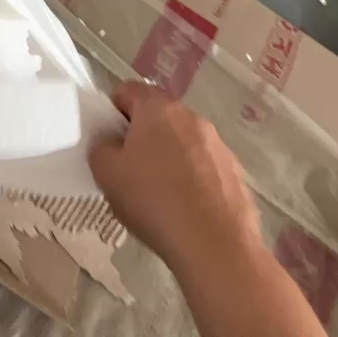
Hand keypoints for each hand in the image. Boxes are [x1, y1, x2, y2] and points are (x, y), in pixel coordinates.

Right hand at [89, 81, 261, 271]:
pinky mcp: (236, 173)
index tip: (110, 141)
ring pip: (183, 141)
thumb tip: (112, 145)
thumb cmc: (154, 201)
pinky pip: (204, 166)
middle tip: (131, 169)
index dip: (113, 112)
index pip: (127, 90)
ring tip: (161, 195)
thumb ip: (101, 148)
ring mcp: (218, 145)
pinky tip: (186, 209)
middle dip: (142, 136)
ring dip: (169, 157)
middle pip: (158, 115)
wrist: (217, 247)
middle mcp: (190, 117)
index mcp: (157, 108)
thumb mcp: (106, 173)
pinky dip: (193, 178)